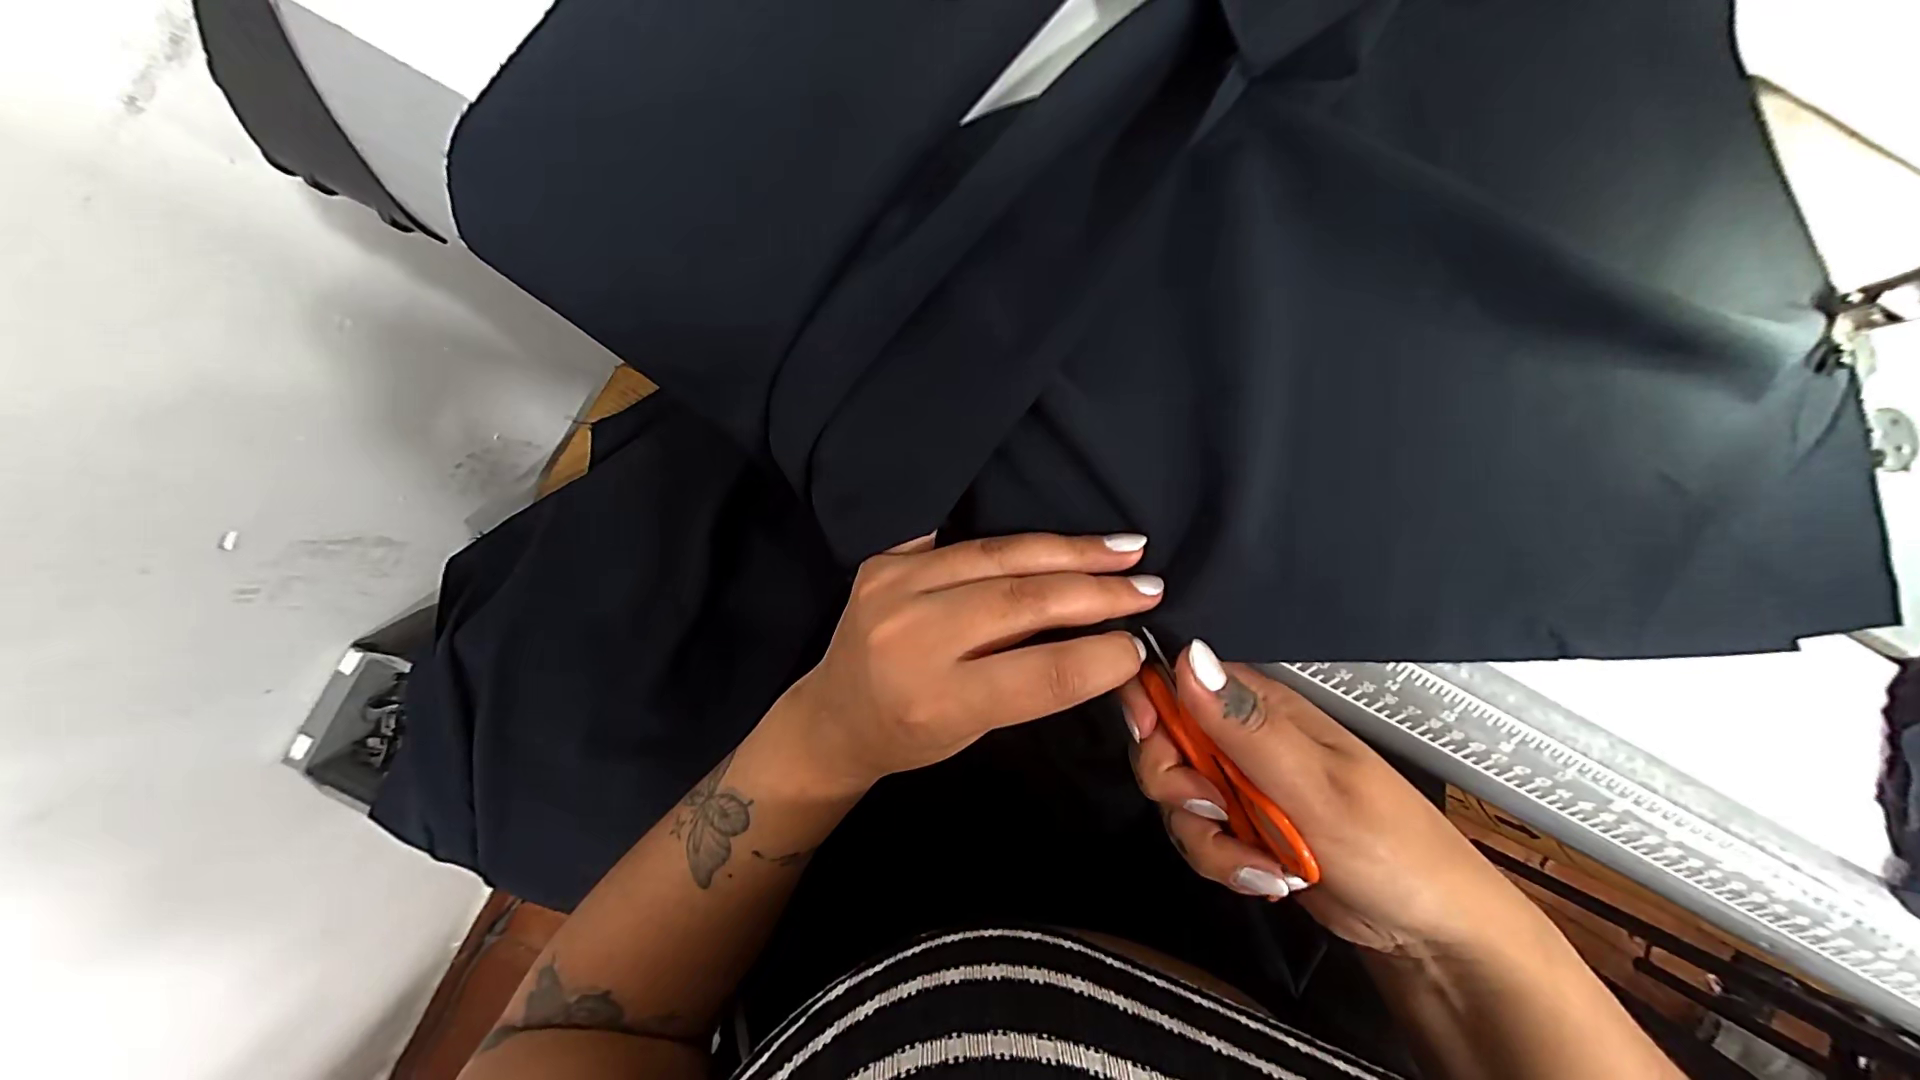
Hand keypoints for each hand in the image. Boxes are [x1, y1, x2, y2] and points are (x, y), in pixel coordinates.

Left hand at [773, 532, 1161, 795]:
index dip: (1099, 657)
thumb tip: (1099, 633)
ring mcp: (891, 589)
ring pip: (997, 556)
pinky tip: (1061, 543)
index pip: (1038, 673)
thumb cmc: (910, 736)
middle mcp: (909, 639)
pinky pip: (965, 544)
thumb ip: (1027, 679)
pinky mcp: (883, 562)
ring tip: (1122, 547)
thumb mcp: (972, 728)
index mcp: (935, 700)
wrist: (832, 715)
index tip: (1140, 644)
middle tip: (1148, 584)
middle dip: (1095, 590)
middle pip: (1020, 602)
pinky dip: (1018, 545)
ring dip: (1068, 551)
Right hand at [1121, 642, 1547, 959]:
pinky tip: (1266, 876)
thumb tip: (1189, 654)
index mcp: (1257, 706)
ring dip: (1207, 839)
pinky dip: (1222, 861)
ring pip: (1173, 796)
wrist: (1429, 931)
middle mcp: (1238, 736)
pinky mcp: (1239, 824)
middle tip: (1215, 811)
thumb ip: (1243, 725)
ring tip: (1263, 865)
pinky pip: (1196, 833)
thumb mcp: (1313, 785)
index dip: (1148, 703)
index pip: (1175, 679)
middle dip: (1175, 786)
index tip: (1152, 742)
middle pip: (1160, 742)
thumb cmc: (1388, 845)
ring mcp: (1237, 782)